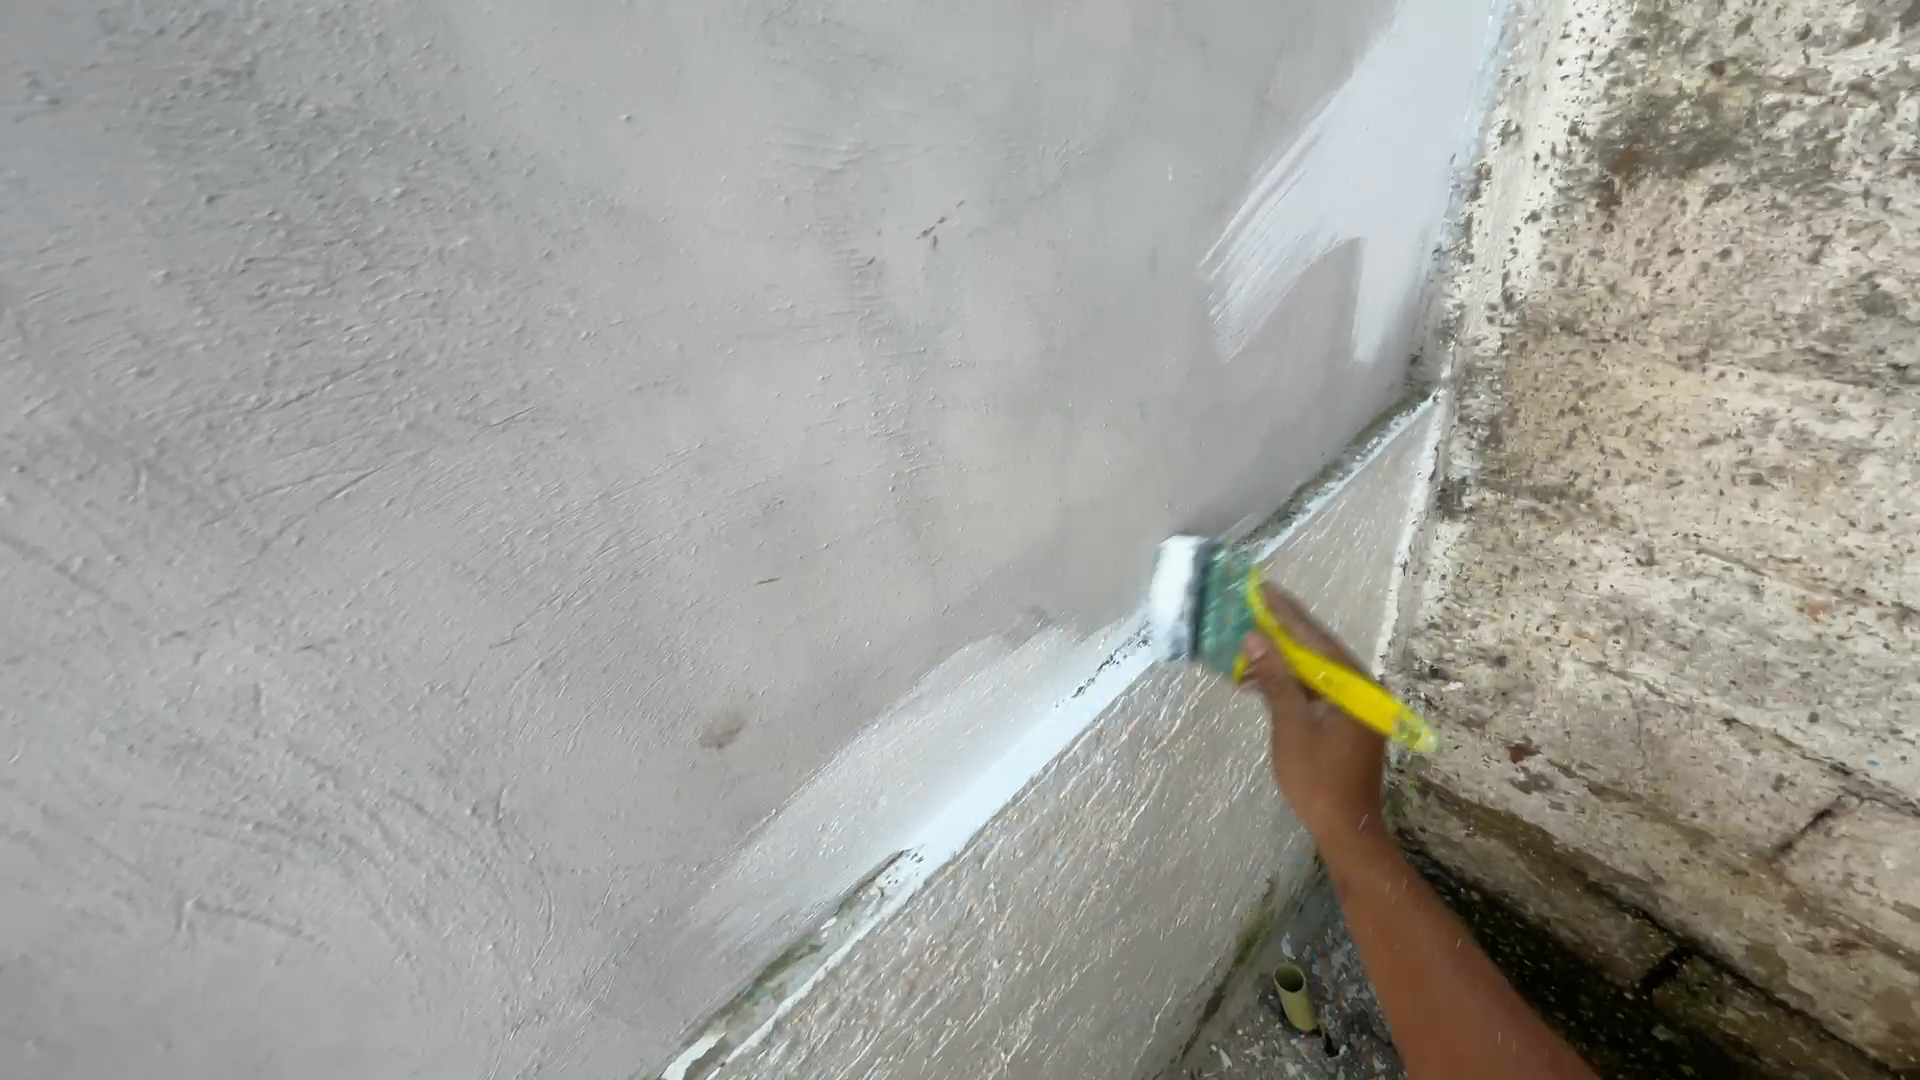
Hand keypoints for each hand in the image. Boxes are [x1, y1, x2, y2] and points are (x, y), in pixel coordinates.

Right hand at [1236, 585, 1387, 856]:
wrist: (1346, 827)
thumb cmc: (1317, 778)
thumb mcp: (1291, 726)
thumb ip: (1276, 679)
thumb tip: (1255, 639)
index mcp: (1353, 686)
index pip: (1314, 638)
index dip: (1285, 613)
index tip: (1262, 588)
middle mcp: (1359, 687)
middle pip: (1317, 646)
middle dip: (1284, 625)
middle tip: (1255, 599)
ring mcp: (1353, 703)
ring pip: (1314, 666)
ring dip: (1282, 652)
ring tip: (1250, 632)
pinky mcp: (1344, 717)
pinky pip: (1313, 685)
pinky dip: (1288, 677)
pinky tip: (1260, 674)